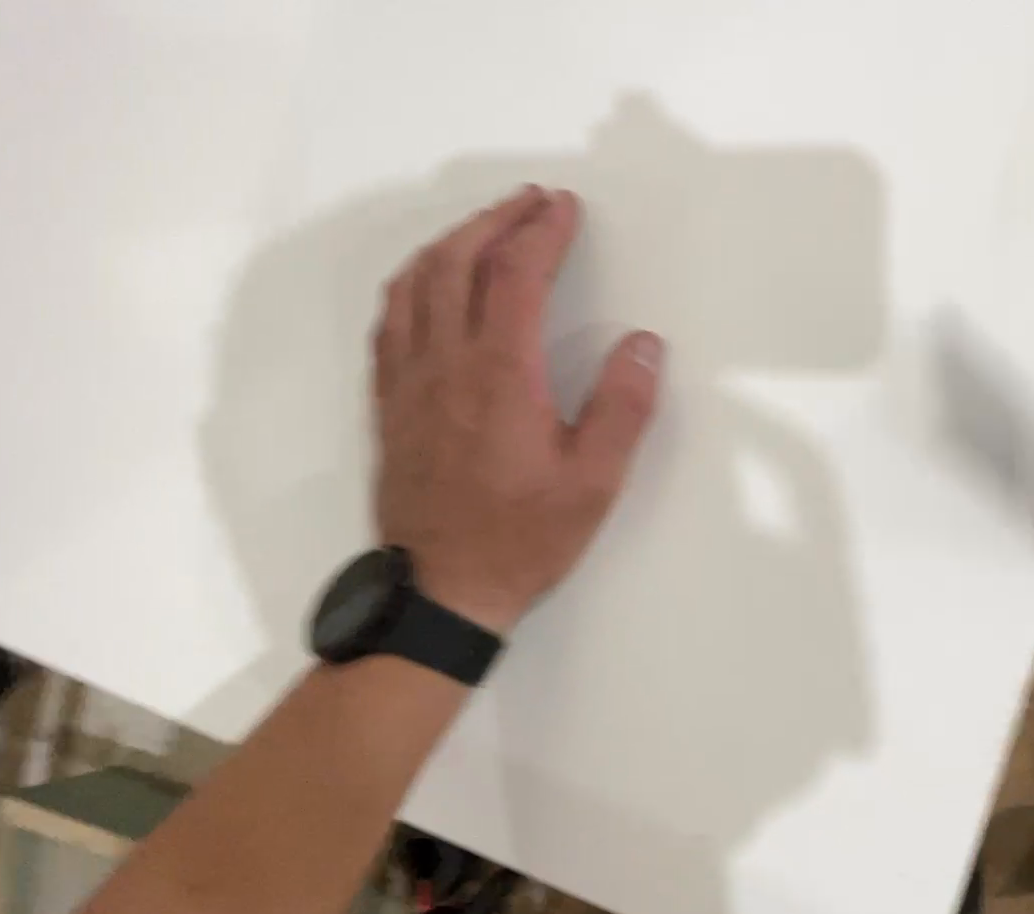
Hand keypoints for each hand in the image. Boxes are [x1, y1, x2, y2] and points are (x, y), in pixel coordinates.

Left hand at [373, 186, 662, 633]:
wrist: (443, 591)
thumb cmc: (523, 539)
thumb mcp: (594, 482)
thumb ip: (622, 407)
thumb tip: (643, 343)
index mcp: (500, 375)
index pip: (517, 275)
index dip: (543, 232)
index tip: (565, 208)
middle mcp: (445, 364)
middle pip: (459, 262)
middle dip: (497, 220)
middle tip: (530, 202)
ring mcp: (408, 382)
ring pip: (415, 282)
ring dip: (450, 241)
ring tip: (483, 227)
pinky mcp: (390, 405)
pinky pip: (390, 320)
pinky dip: (412, 282)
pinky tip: (428, 285)